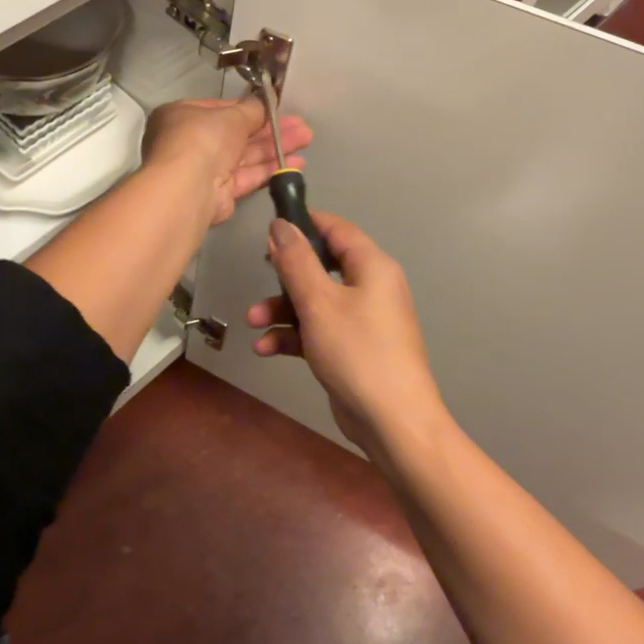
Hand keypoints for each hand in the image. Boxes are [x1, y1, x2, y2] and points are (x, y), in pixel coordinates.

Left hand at [142, 98, 312, 223]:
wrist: (189, 188)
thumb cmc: (203, 139)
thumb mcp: (231, 115)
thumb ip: (253, 109)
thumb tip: (265, 102)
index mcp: (183, 116)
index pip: (221, 109)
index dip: (251, 108)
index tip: (277, 108)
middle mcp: (191, 141)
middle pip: (237, 133)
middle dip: (270, 129)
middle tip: (302, 125)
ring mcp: (204, 169)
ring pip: (245, 155)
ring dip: (275, 147)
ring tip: (307, 139)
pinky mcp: (219, 193)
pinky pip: (247, 176)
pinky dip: (270, 169)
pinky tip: (296, 163)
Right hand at [246, 212, 439, 450]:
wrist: (391, 419)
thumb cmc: (357, 351)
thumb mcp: (318, 302)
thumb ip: (296, 261)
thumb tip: (281, 225)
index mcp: (372, 267)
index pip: (337, 230)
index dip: (305, 224)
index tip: (270, 228)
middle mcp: (371, 288)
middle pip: (321, 268)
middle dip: (285, 276)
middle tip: (260, 274)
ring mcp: (362, 321)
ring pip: (315, 302)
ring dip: (282, 310)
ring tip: (252, 322)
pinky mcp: (352, 349)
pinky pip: (318, 331)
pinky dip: (292, 336)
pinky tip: (266, 348)